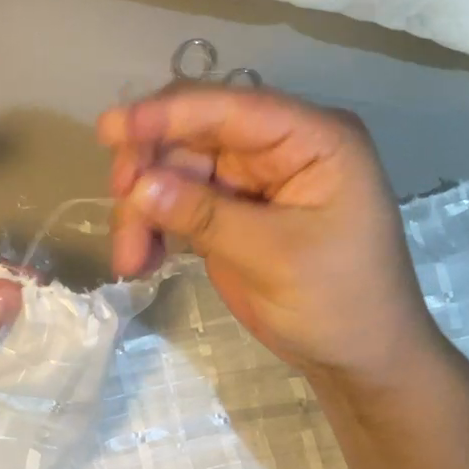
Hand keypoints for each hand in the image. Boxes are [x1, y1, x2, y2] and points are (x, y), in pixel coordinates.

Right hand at [101, 87, 440, 382]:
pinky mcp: (228, 212)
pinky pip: (175, 203)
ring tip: (131, 260)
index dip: (167, 115)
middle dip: (148, 171)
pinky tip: (143, 262)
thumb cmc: (339, 301)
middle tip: (123, 214)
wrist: (357, 359)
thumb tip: (139, 186)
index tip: (110, 130)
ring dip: (142, 210)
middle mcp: (277, 147)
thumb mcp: (276, 257)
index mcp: (311, 138)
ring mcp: (249, 180)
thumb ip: (206, 216)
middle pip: (192, 135)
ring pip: (173, 171)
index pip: (231, 109)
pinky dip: (152, 228)